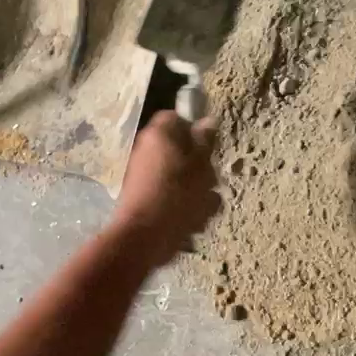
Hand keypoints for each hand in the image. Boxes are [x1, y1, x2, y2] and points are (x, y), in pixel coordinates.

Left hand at [111, 111, 220, 259]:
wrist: (145, 237)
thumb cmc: (177, 195)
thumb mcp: (200, 165)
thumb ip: (205, 142)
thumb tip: (208, 121)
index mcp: (159, 135)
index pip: (176, 117)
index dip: (194, 129)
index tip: (209, 147)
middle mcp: (147, 151)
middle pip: (181, 150)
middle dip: (201, 166)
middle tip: (211, 181)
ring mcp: (144, 177)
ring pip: (180, 177)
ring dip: (197, 191)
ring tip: (204, 208)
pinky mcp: (145, 200)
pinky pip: (172, 197)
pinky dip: (184, 208)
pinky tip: (193, 222)